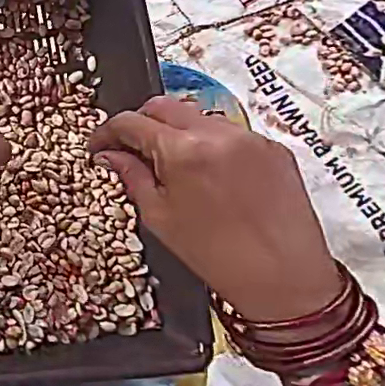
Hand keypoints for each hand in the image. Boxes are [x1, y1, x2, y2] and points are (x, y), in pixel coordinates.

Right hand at [88, 96, 342, 320]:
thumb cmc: (214, 254)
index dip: (107, 131)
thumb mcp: (158, 216)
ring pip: (196, 116)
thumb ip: (131, 176)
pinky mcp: (273, 148)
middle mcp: (217, 133)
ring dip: (174, 130)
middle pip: (163, 106)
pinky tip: (205, 173)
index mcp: (183, 151)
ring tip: (168, 163)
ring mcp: (249, 137)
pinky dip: (207, 143)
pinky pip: (228, 132)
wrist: (286, 279)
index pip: (132, 121)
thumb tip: (109, 155)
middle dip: (139, 123)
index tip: (98, 146)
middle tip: (127, 148)